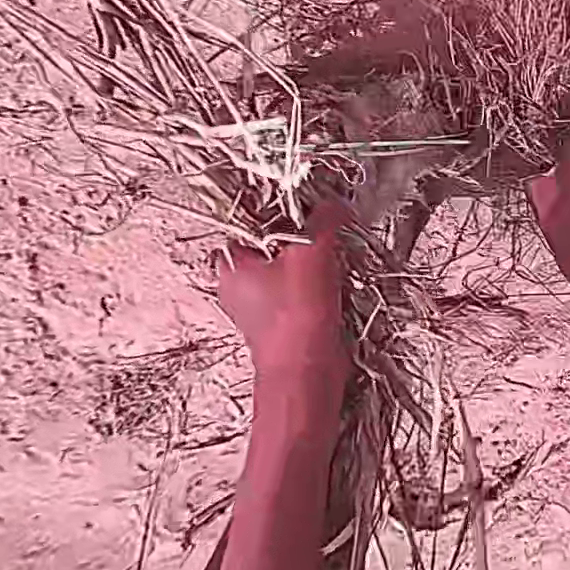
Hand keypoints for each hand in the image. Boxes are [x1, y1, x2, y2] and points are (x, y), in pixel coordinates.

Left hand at [216, 203, 351, 387]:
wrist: (306, 374)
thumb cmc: (296, 318)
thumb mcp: (312, 255)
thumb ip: (324, 221)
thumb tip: (335, 203)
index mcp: (232, 265)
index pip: (248, 219)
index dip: (277, 203)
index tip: (304, 195)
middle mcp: (241, 282)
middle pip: (272, 238)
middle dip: (302, 227)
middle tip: (325, 218)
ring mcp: (262, 300)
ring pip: (289, 259)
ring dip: (313, 251)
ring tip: (335, 243)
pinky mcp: (285, 314)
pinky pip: (301, 280)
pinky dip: (318, 273)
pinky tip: (337, 270)